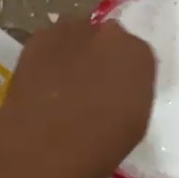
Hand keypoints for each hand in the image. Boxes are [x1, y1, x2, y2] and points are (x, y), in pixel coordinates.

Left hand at [0, 13, 155, 177]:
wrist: (45, 146)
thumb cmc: (100, 145)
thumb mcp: (134, 122)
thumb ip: (131, 92)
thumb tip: (115, 88)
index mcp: (139, 55)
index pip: (135, 56)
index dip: (122, 74)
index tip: (113, 91)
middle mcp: (109, 34)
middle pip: (107, 40)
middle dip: (99, 58)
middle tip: (88, 86)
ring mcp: (72, 31)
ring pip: (76, 37)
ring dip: (73, 54)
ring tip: (60, 85)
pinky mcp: (39, 38)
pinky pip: (48, 44)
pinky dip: (47, 59)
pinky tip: (40, 83)